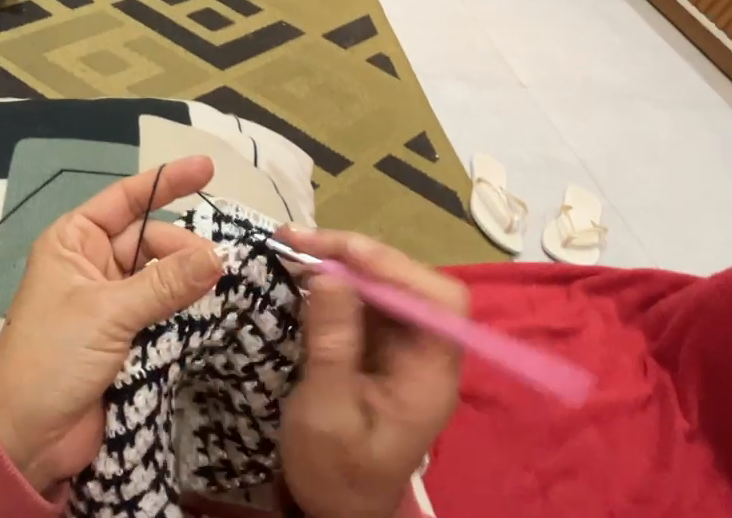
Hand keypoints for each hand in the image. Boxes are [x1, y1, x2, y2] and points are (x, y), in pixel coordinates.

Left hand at [0, 155, 224, 491]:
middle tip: (218, 267)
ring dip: (189, 278)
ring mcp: (110, 300)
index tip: (207, 167)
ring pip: (161, 275)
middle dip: (183, 246)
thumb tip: (219, 256)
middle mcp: (93, 263)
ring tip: (222, 284)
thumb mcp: (107, 313)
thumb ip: (165, 284)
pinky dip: (187, 307)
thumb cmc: (51, 356)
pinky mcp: (126, 336)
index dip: (166, 182)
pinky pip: (164, 309)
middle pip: (151, 239)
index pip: (126, 200)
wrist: (26, 437)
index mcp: (74, 241)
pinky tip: (214, 308)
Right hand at [278, 227, 466, 517]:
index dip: (393, 267)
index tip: (338, 252)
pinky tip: (303, 268)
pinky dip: (333, 276)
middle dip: (356, 254)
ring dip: (340, 258)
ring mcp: (400, 345)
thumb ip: (331, 342)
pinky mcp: (375, 343)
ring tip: (292, 245)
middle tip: (297, 241)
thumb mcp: (327, 412)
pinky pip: (362, 296)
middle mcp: (423, 351)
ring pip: (383, 281)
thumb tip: (328, 272)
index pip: (438, 301)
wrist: (332, 510)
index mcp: (430, 374)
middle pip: (409, 281)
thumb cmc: (334, 471)